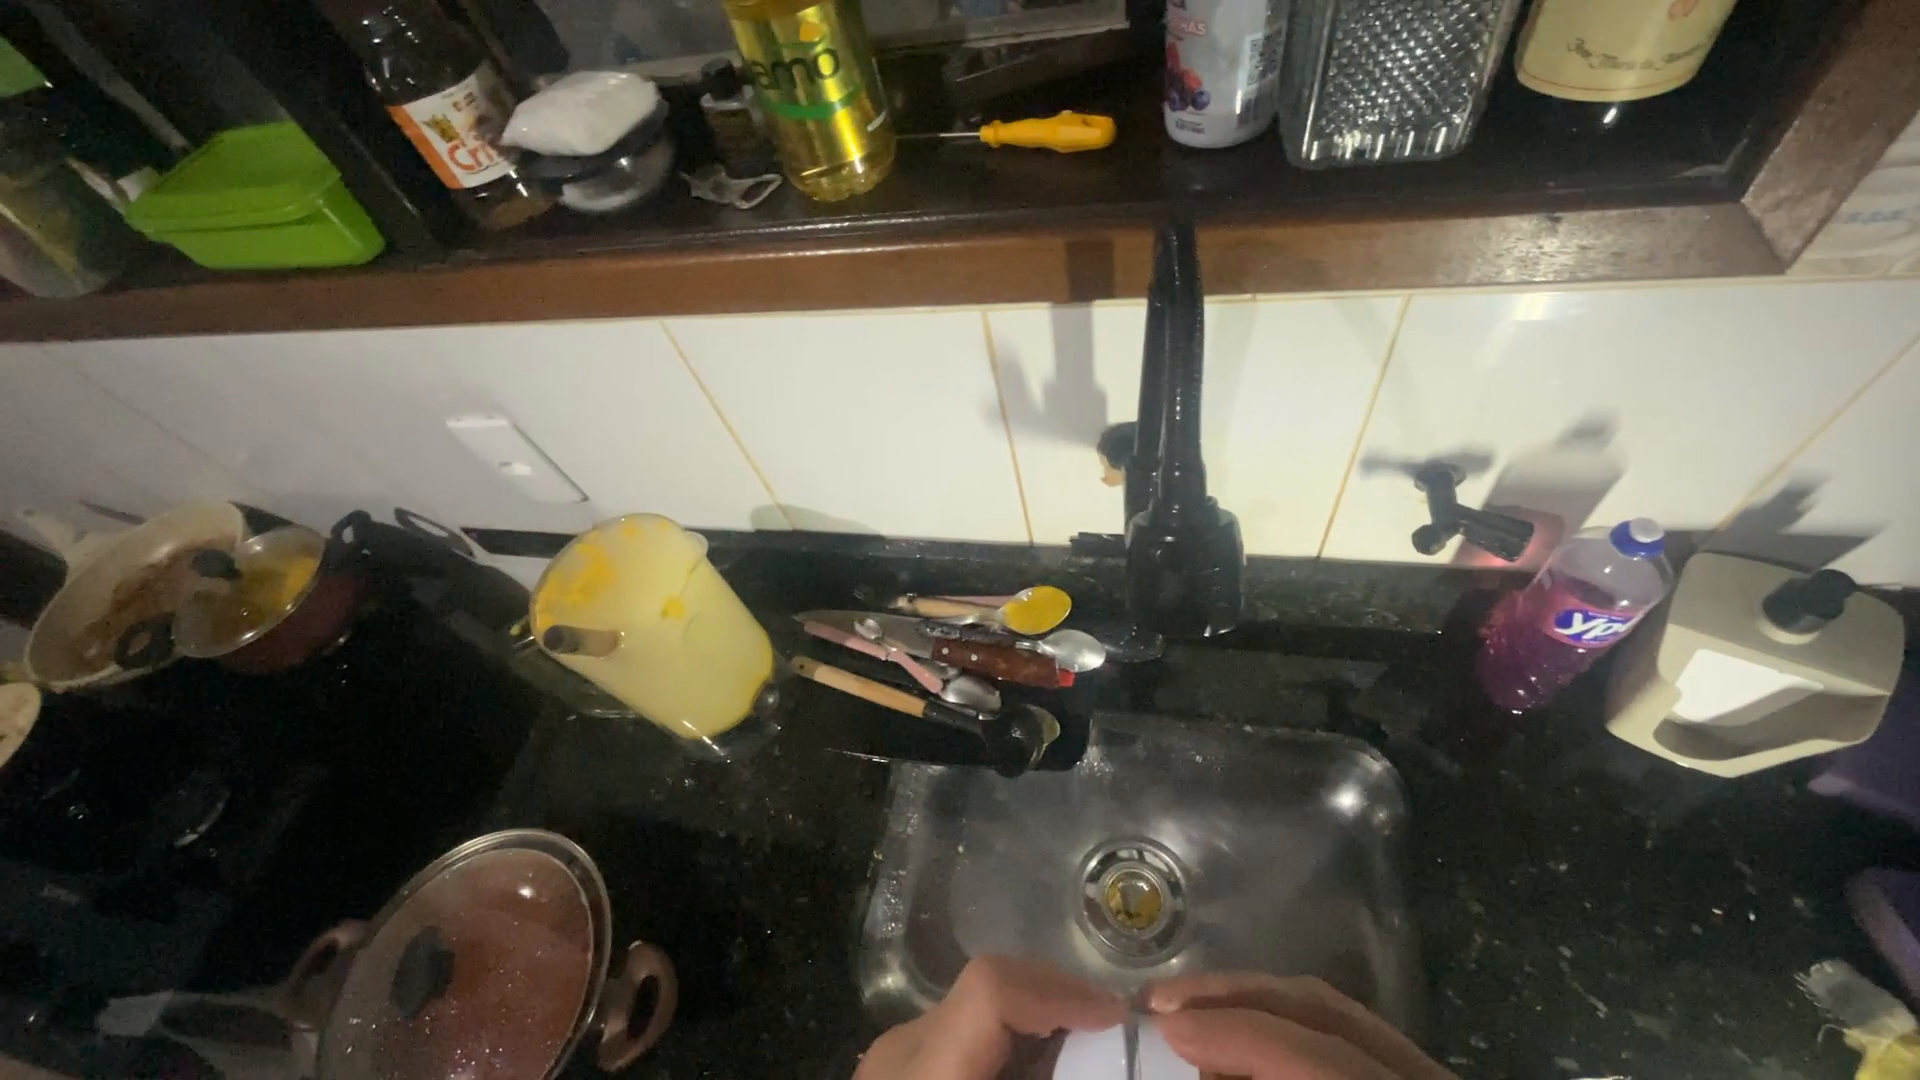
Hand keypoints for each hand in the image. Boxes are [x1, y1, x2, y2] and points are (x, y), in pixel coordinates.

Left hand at [854, 956, 1126, 1079]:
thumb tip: (1107, 1045)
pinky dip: (1007, 1038)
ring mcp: (893, 1052)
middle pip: (990, 984)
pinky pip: (961, 1030)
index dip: (1060, 990)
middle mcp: (902, 1046)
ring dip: (1036, 1017)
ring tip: (1084, 1047)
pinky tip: (1036, 1065)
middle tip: (1114, 1031)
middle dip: (1060, 996)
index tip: (1117, 1016)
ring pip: (978, 1003)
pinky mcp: (896, 1065)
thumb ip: (1050, 1072)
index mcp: (925, 1071)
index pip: (991, 989)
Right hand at [1146, 973, 1456, 1079]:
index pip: (1316, 1056)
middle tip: (1161, 1001)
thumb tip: (1192, 1054)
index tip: (1164, 1025)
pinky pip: (1347, 1023)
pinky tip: (1246, 1027)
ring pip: (1334, 1005)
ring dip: (1254, 999)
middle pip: (1322, 1007)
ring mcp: (1425, 1068)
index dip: (1234, 1035)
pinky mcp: (1412, 1067)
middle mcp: (1422, 1076)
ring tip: (1190, 1008)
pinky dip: (1289, 1018)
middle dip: (1233, 996)